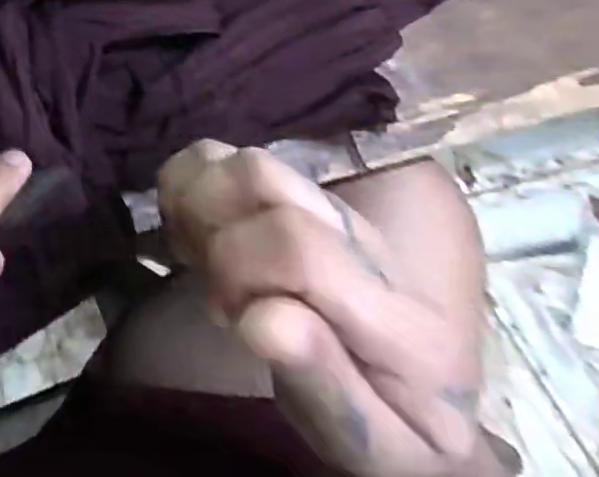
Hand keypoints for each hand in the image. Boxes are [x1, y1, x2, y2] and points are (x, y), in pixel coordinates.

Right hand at [158, 141, 496, 476]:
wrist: (414, 389)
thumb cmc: (387, 420)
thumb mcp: (373, 444)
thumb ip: (326, 390)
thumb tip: (263, 320)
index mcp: (403, 313)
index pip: (295, 243)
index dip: (237, 268)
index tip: (234, 318)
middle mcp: (372, 238)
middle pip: (257, 174)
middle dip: (214, 233)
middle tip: (218, 285)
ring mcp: (333, 202)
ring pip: (234, 156)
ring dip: (197, 204)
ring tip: (207, 253)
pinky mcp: (293, 184)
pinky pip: (211, 154)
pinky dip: (184, 185)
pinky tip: (198, 231)